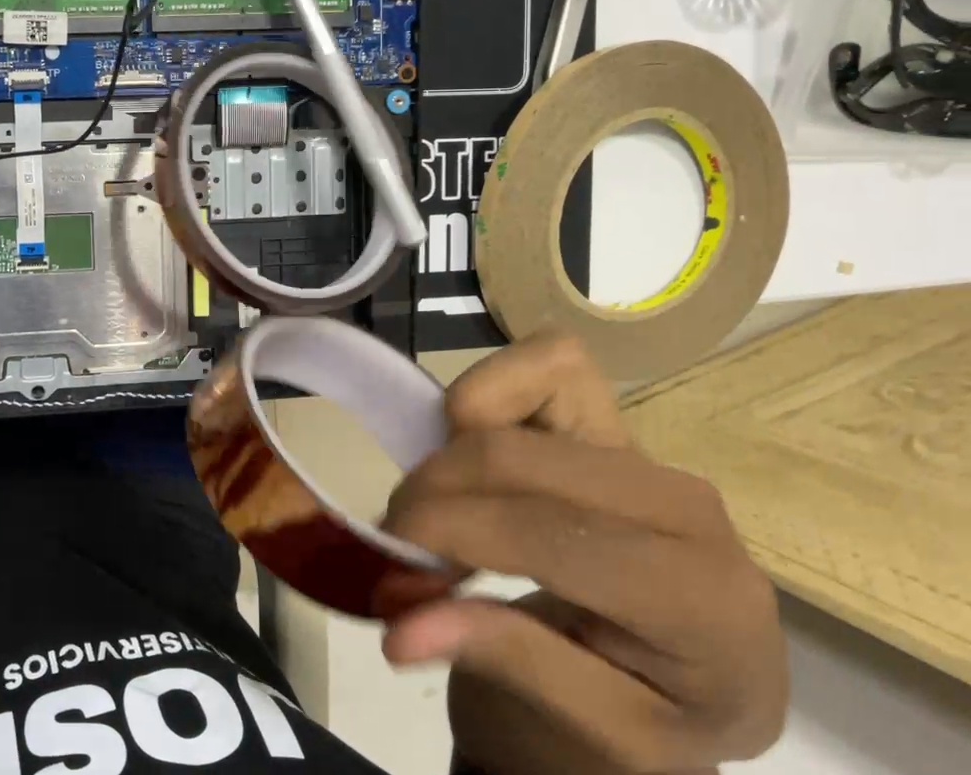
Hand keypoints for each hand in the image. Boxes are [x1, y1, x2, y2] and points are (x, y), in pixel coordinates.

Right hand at [379, 336, 787, 774]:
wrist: (688, 678)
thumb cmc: (647, 712)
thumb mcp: (595, 726)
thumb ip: (505, 660)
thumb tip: (399, 631)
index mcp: (700, 599)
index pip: (547, 535)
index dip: (451, 530)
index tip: (388, 554)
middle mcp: (688, 511)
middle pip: (521, 456)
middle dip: (436, 487)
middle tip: (403, 539)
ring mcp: (654, 457)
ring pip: (541, 386)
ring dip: (460, 430)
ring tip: (442, 496)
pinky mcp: (621, 427)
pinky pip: (551, 363)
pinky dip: (489, 390)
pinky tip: (467, 450)